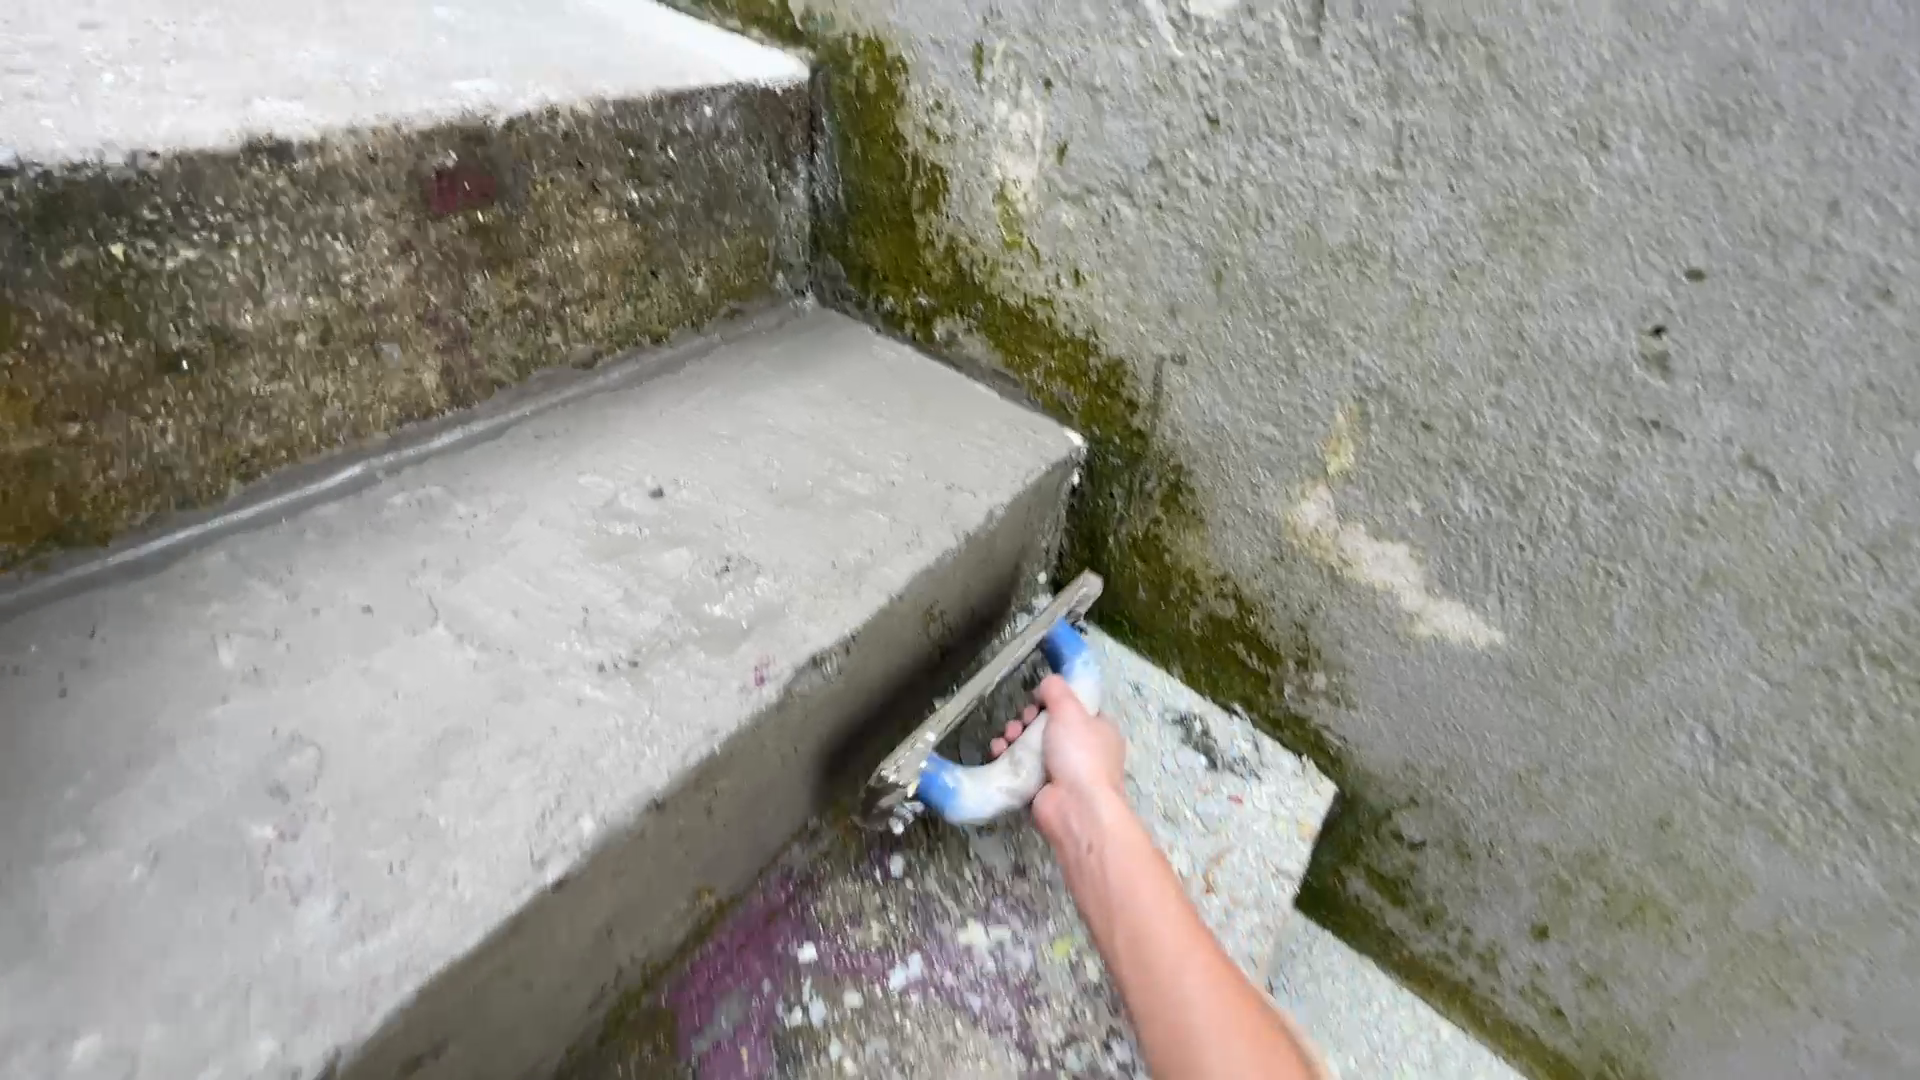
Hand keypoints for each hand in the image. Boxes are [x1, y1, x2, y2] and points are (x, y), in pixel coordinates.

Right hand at [989, 674, 1126, 842]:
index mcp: (1099, 730)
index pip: (1076, 708)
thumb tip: (1048, 682)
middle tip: (1023, 719)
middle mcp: (1083, 751)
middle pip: (1048, 725)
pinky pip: (1020, 766)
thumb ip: (1057, 690)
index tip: (1038, 698)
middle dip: (1028, 719)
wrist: (1076, 809)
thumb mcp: (1070, 710)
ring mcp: (1062, 772)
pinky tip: (997, 751)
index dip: (1055, 700)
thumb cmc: (1079, 754)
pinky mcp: (1040, 789)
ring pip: (1031, 744)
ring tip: (1006, 736)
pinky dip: (1006, 756)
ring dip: (1014, 735)